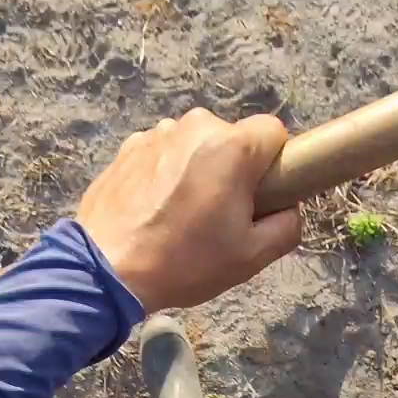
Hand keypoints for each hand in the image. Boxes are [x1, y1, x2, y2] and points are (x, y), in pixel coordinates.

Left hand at [76, 108, 302, 312]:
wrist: (109, 271)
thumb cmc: (185, 263)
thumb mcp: (251, 257)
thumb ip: (286, 227)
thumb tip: (288, 210)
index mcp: (231, 146)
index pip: (274, 133)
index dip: (274, 166)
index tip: (259, 199)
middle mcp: (194, 126)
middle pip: (231, 141)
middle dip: (232, 173)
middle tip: (217, 219)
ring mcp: (156, 133)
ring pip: (194, 148)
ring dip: (196, 174)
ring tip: (179, 220)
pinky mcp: (127, 148)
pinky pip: (162, 156)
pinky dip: (164, 178)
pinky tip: (153, 213)